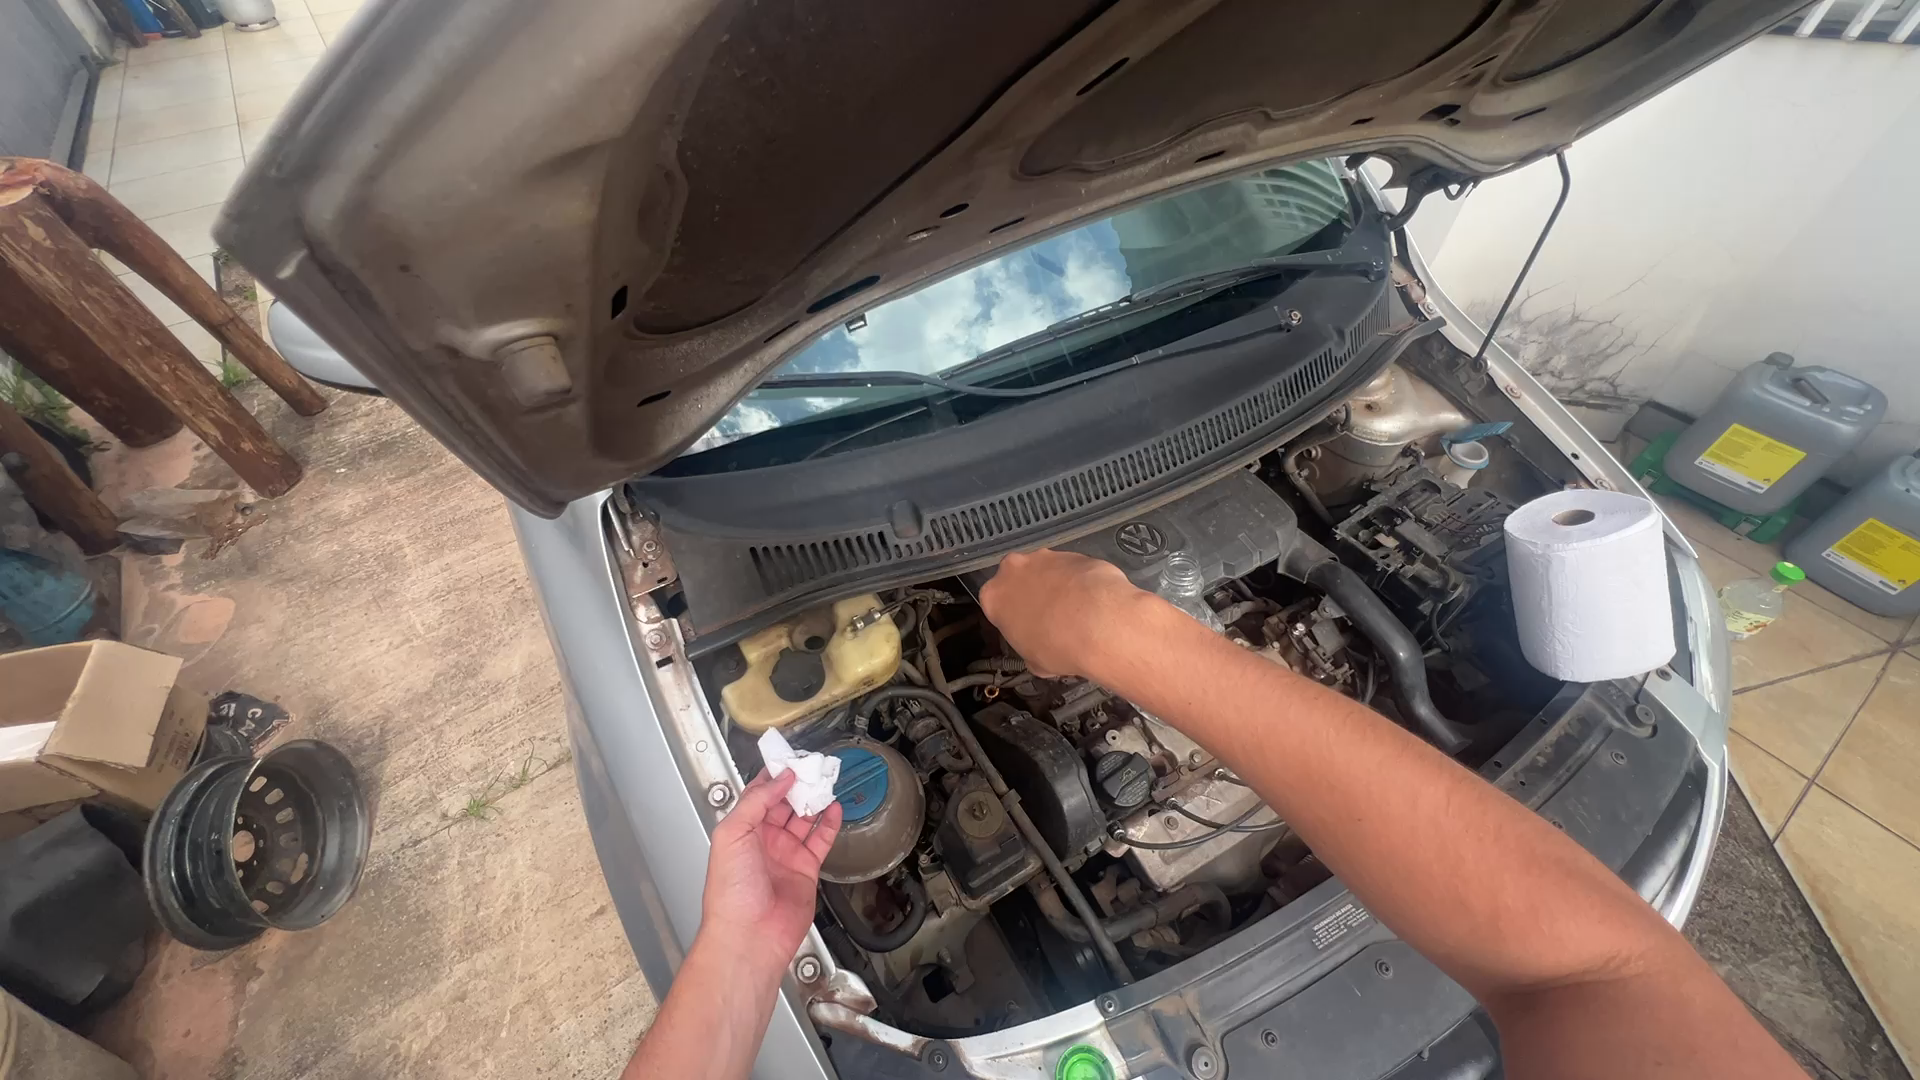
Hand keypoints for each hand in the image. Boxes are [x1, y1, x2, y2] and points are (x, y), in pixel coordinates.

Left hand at [700, 770, 842, 965]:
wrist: (749, 937)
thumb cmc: (731, 894)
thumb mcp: (733, 834)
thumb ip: (756, 801)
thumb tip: (780, 778)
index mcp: (742, 831)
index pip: (759, 794)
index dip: (774, 775)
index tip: (789, 758)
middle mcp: (764, 841)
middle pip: (785, 803)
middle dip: (799, 784)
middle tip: (814, 767)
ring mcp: (786, 855)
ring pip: (805, 818)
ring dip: (815, 800)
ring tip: (827, 782)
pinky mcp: (806, 870)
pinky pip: (820, 840)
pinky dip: (829, 823)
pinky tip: (835, 809)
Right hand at [978, 549, 1164, 678]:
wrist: (1099, 622)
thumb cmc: (1058, 646)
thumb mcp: (1035, 662)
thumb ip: (1029, 648)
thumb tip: (1039, 649)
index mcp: (993, 596)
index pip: (997, 605)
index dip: (1013, 618)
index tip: (1028, 629)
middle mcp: (1013, 569)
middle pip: (1018, 580)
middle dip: (1032, 594)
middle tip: (1051, 618)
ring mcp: (1044, 556)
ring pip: (1046, 571)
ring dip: (1056, 586)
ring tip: (1078, 610)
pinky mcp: (1073, 552)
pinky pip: (1071, 569)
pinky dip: (1079, 581)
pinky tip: (1093, 601)